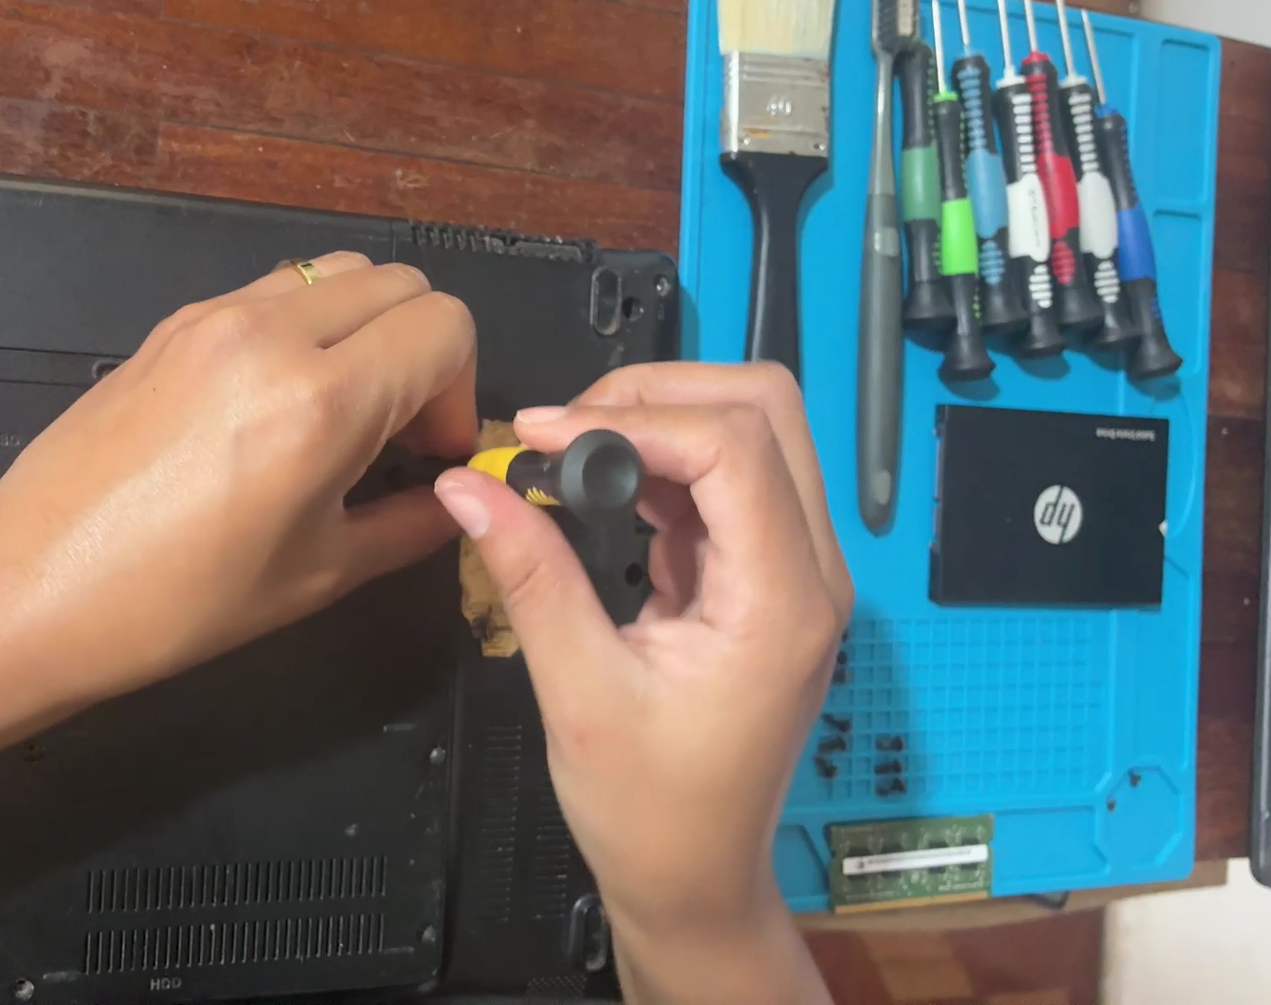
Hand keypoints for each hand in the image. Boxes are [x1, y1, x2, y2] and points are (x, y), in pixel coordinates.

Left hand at [0, 251, 477, 696]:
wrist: (32, 585)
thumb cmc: (182, 603)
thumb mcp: (322, 574)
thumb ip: (414, 523)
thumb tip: (459, 497)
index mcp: (322, 400)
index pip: (446, 327)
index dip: (459, 391)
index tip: (430, 453)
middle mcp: (274, 333)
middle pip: (404, 285)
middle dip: (426, 353)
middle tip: (397, 431)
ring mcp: (218, 314)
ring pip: (343, 273)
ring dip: (371, 330)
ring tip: (343, 406)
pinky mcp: (178, 319)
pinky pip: (280, 289)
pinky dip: (314, 326)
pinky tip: (280, 397)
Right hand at [433, 362, 850, 1002]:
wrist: (692, 876)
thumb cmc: (645, 805)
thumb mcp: (576, 689)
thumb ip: (529, 574)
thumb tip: (464, 484)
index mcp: (781, 599)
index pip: (731, 448)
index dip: (629, 420)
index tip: (536, 434)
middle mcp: (806, 566)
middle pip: (764, 409)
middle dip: (658, 394)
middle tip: (564, 425)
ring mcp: (787, 564)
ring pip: (744, 430)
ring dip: (653, 419)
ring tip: (568, 448)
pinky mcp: (754, 570)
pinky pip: (716, 477)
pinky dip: (653, 461)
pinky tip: (597, 488)